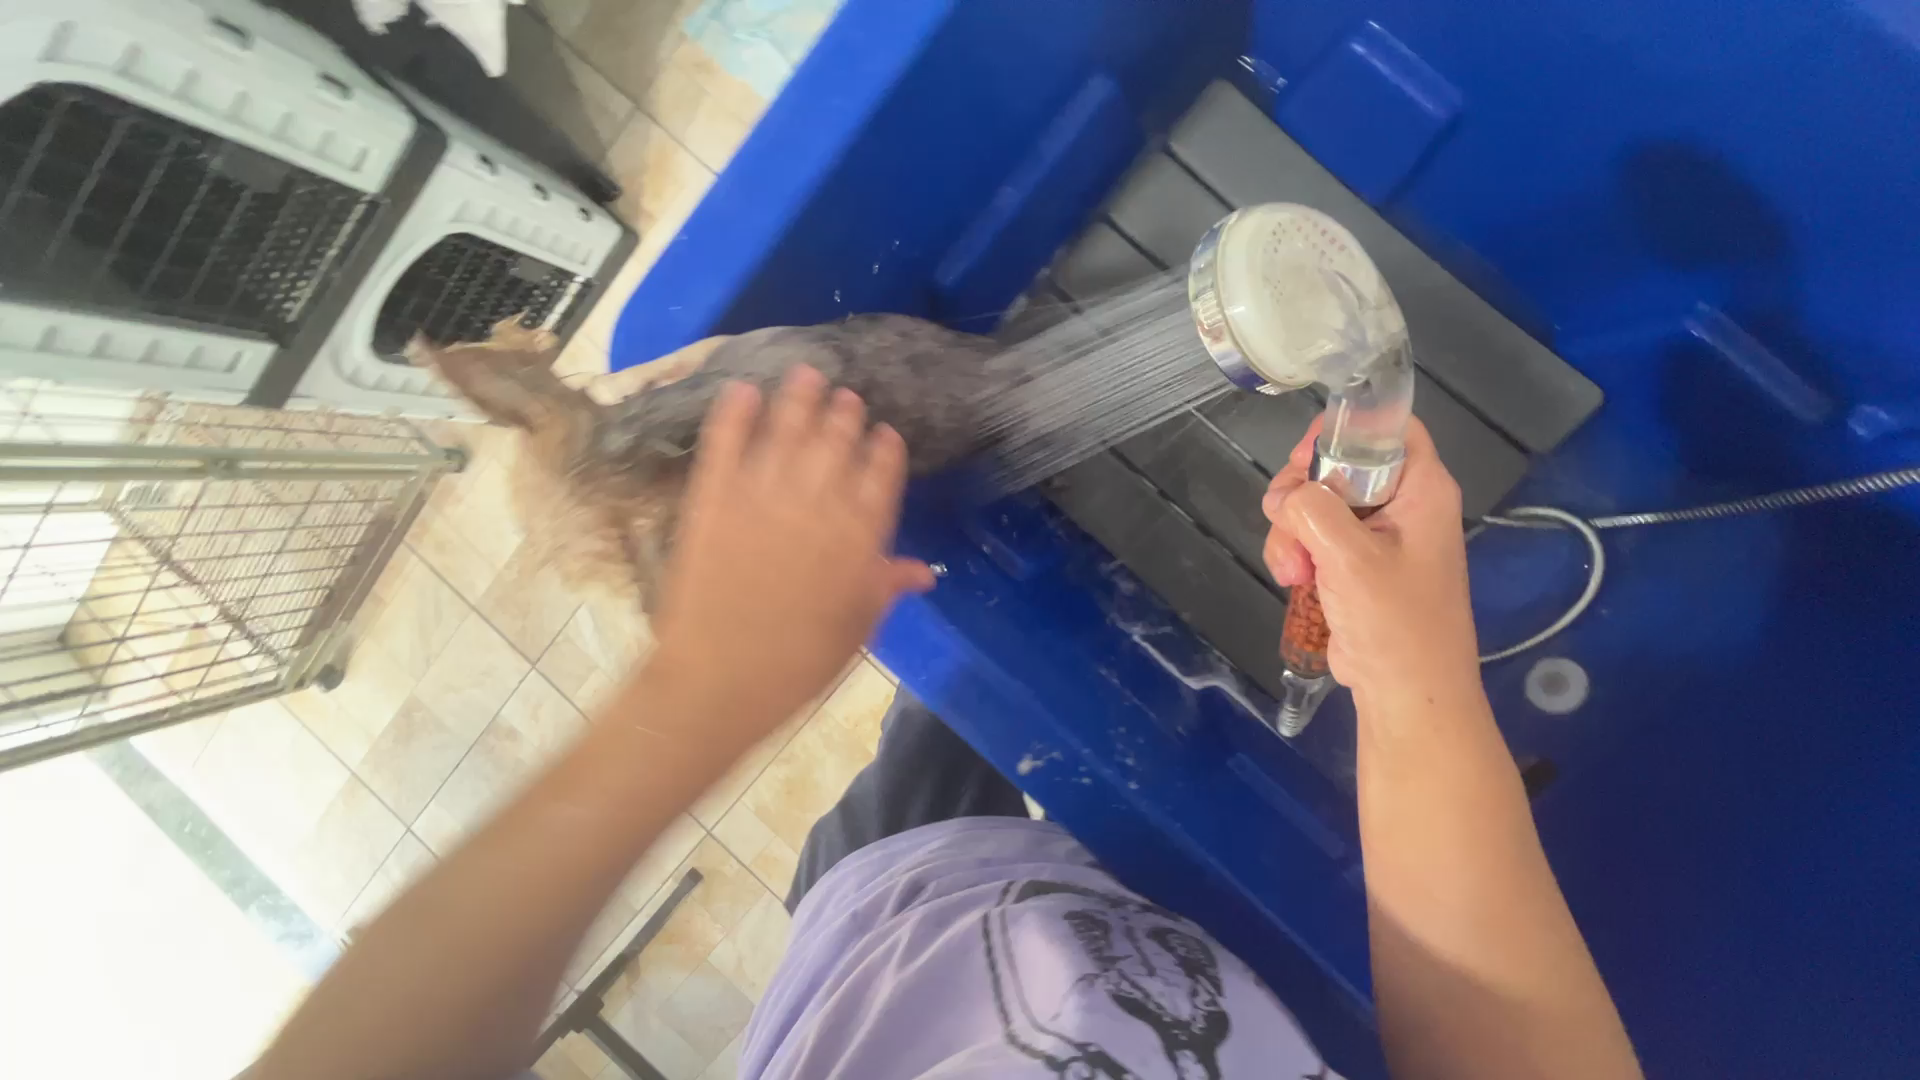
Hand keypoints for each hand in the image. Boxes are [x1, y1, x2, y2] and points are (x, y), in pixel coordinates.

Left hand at [650, 366, 934, 735]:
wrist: (720, 680)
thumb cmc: (799, 663)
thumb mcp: (857, 627)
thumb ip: (886, 587)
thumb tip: (923, 570)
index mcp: (858, 538)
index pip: (880, 478)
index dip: (885, 452)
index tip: (886, 434)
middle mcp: (816, 505)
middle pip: (835, 445)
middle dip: (844, 417)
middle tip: (847, 395)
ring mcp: (762, 497)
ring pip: (786, 433)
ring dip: (799, 400)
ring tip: (807, 373)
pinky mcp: (714, 499)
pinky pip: (726, 446)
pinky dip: (734, 415)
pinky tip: (743, 388)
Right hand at [1260, 417, 1481, 708]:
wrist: (1405, 691)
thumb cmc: (1395, 622)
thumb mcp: (1352, 558)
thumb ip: (1315, 510)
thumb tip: (1288, 498)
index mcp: (1421, 490)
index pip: (1389, 429)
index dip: (1344, 430)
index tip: (1303, 458)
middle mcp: (1399, 504)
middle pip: (1336, 465)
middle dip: (1299, 494)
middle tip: (1284, 518)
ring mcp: (1373, 536)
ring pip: (1313, 504)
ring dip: (1290, 532)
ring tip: (1294, 570)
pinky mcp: (1350, 563)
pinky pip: (1310, 537)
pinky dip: (1294, 553)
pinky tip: (1294, 579)